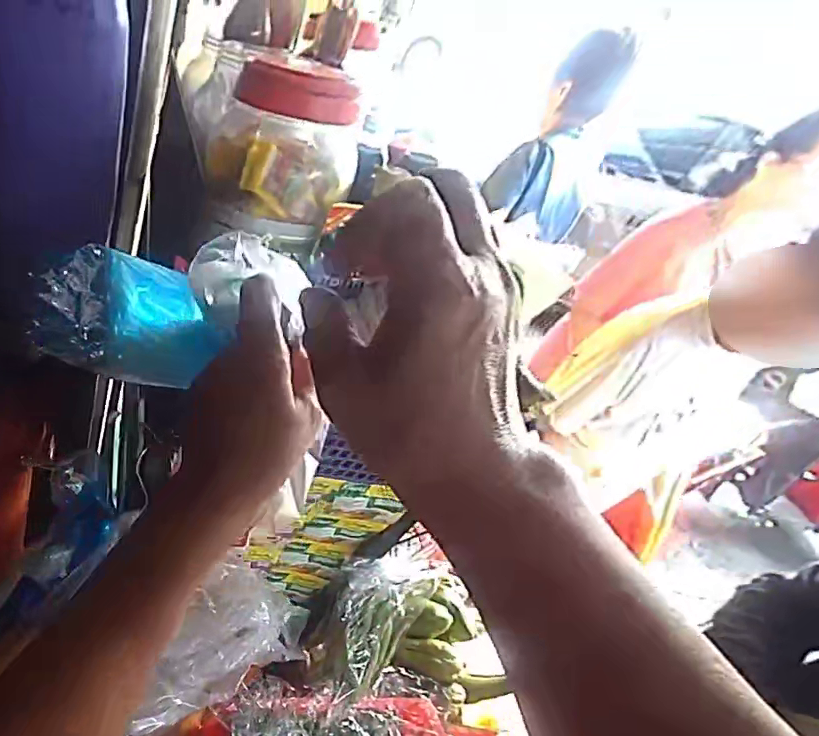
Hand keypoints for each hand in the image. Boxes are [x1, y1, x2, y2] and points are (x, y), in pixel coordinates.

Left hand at [173, 274, 321, 523]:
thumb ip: (308, 374)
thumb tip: (301, 353)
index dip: (273, 293)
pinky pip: (222, 380)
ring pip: (236, 358)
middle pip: (249, 331)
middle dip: (269, 346)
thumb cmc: (269, 454)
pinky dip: (235, 390)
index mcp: (259, 349)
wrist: (216, 489)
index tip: (288, 312)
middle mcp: (227, 353)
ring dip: (251, 370)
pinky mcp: (195, 395)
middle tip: (290, 376)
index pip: (259, 294)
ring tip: (269, 405)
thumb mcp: (309, 416)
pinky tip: (247, 419)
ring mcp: (207, 374)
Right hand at [300, 171, 535, 517]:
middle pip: (447, 185)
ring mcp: (500, 281)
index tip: (335, 269)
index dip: (359, 225)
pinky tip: (411, 287)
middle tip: (361, 252)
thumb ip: (322, 329)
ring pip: (467, 208)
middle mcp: (479, 270)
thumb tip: (314, 296)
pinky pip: (476, 239)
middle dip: (393, 206)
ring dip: (420, 222)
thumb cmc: (404, 433)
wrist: (472, 467)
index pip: (407, 203)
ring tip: (383, 267)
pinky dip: (440, 243)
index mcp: (437, 287)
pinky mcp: (505, 299)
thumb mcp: (343, 388)